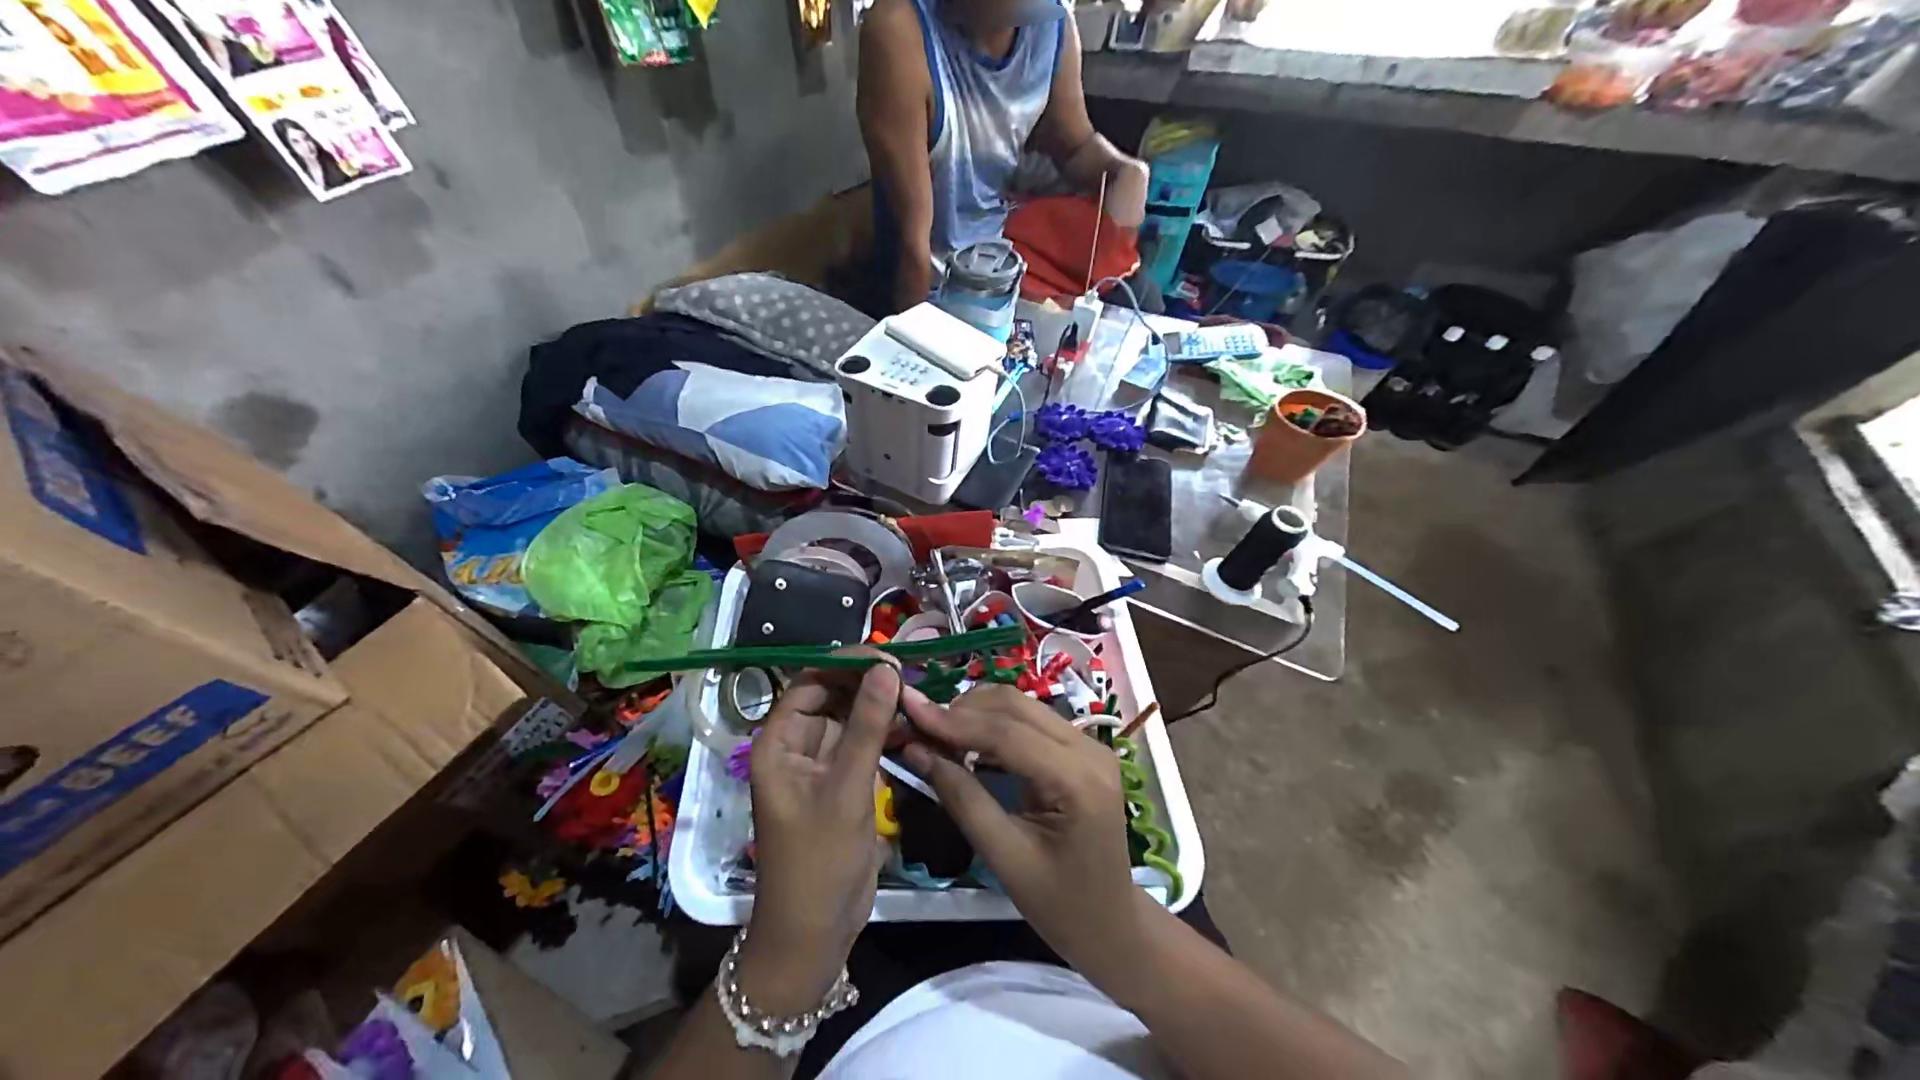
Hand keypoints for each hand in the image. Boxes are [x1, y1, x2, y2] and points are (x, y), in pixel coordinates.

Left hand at [741, 659, 899, 1012]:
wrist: (814, 932)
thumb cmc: (818, 860)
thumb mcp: (846, 789)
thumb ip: (866, 726)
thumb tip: (886, 668)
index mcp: (778, 742)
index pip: (811, 682)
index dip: (846, 664)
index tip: (890, 658)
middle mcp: (796, 745)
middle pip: (832, 695)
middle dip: (868, 682)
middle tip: (913, 676)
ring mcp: (821, 765)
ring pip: (851, 718)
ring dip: (880, 707)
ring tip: (919, 696)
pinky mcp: (843, 782)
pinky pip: (863, 744)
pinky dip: (886, 734)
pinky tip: (915, 727)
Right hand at [899, 683, 1144, 966]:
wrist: (1111, 924)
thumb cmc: (1061, 904)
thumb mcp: (1005, 857)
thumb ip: (962, 799)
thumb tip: (915, 750)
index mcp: (1078, 780)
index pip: (1008, 733)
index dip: (954, 721)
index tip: (908, 711)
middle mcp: (1090, 749)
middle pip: (1016, 707)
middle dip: (962, 710)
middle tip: (916, 723)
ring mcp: (1089, 745)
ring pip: (1021, 707)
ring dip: (976, 713)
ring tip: (933, 731)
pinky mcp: (1080, 749)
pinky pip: (1030, 722)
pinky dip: (993, 725)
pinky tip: (964, 740)